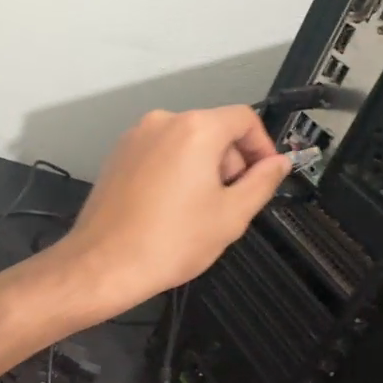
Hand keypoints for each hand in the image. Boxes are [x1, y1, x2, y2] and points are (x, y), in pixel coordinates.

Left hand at [54, 105, 290, 302]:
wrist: (105, 264)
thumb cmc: (165, 243)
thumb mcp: (232, 215)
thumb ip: (262, 182)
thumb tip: (277, 164)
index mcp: (195, 130)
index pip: (244, 119)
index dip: (263, 146)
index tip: (266, 172)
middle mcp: (162, 124)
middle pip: (214, 129)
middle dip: (230, 162)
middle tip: (233, 201)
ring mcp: (135, 139)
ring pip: (185, 143)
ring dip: (202, 169)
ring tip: (200, 211)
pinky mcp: (119, 157)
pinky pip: (159, 154)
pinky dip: (174, 172)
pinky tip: (173, 209)